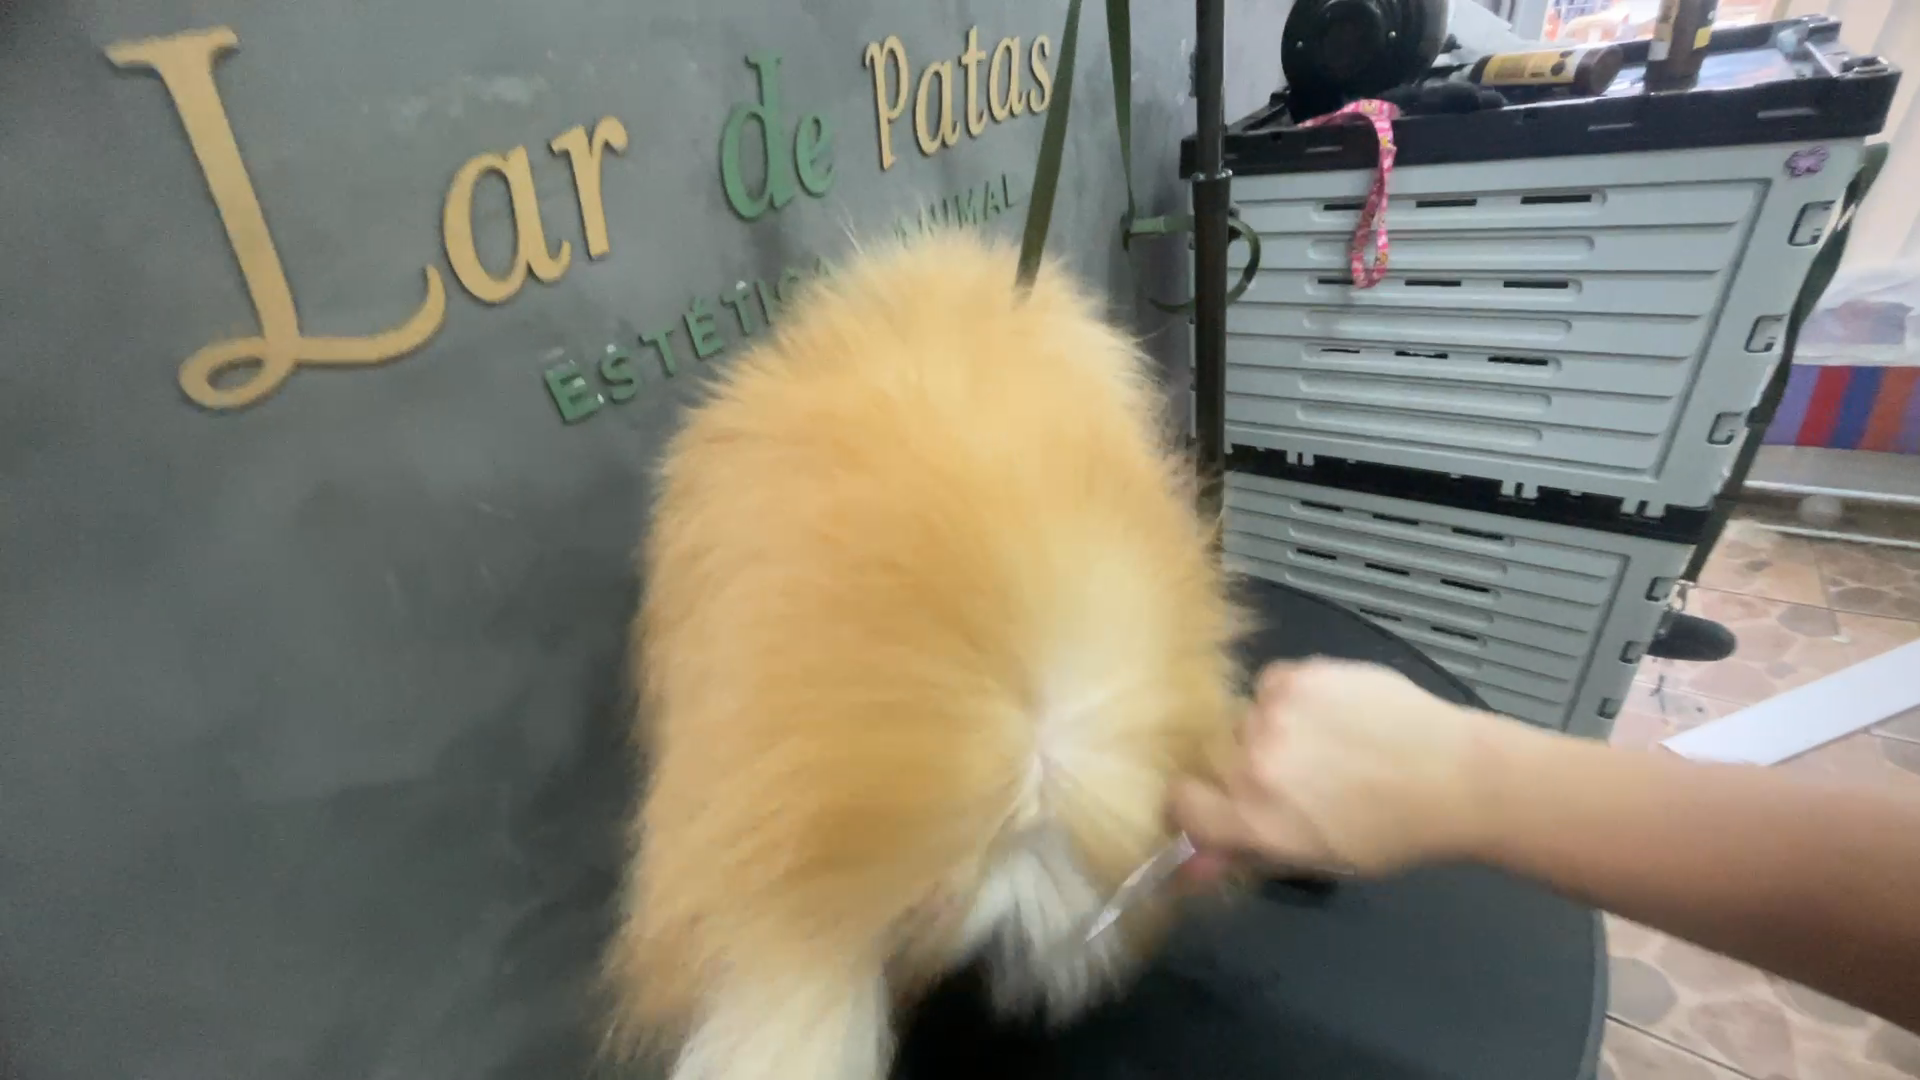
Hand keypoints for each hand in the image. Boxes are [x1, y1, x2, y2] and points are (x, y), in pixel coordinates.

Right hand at [1172, 659, 1514, 879]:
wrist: (1459, 776)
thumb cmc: (1393, 831)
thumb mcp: (1317, 858)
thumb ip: (1246, 854)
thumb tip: (1189, 865)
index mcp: (1255, 818)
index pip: (1182, 802)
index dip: (1194, 803)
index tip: (1215, 802)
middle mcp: (1253, 764)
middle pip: (1217, 757)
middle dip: (1245, 767)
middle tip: (1295, 775)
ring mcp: (1273, 713)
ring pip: (1246, 718)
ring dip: (1272, 730)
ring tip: (1326, 741)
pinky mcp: (1296, 675)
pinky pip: (1271, 684)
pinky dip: (1292, 697)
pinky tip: (1333, 712)